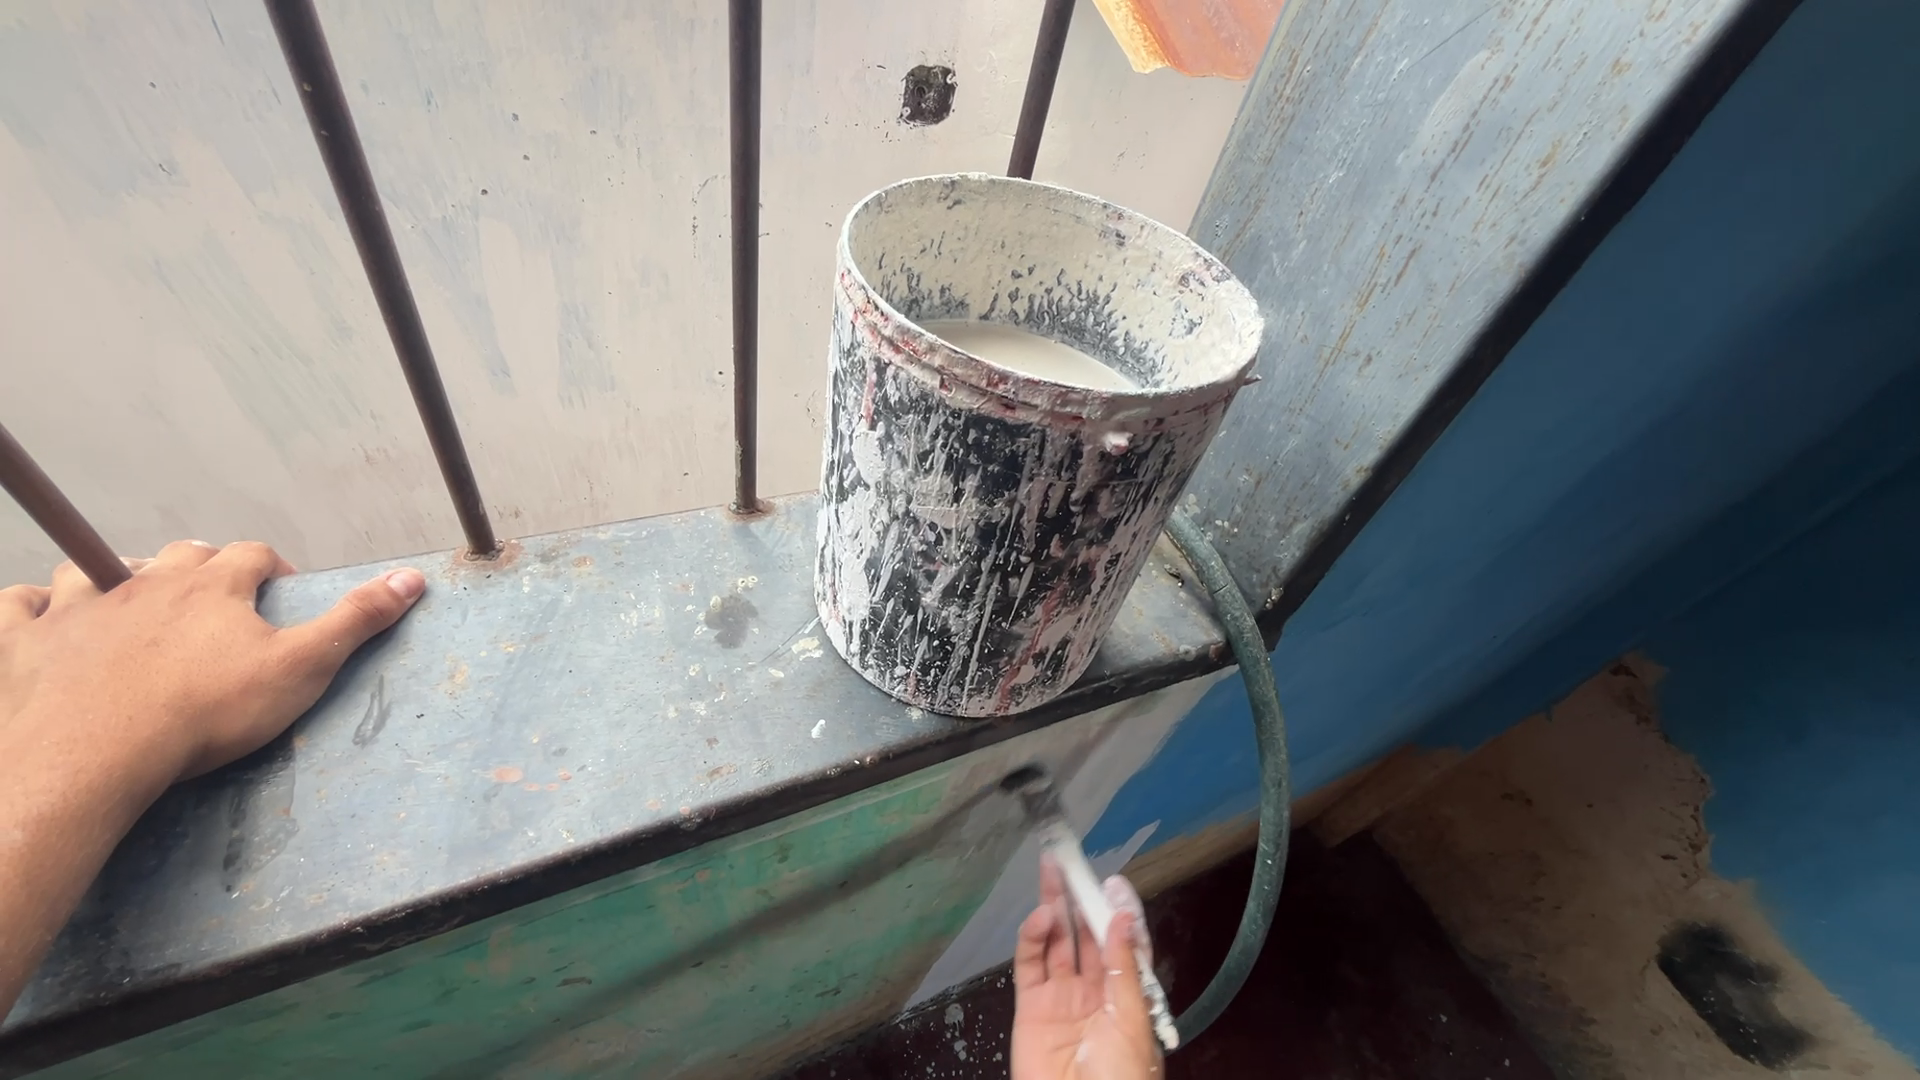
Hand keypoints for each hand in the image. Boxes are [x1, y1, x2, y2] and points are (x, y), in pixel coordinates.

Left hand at [0, 540, 424, 784]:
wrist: (86, 763)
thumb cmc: (207, 711)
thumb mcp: (305, 666)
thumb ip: (359, 618)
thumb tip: (413, 576)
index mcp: (213, 586)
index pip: (252, 554)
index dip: (273, 569)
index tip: (282, 597)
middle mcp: (144, 584)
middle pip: (179, 556)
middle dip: (202, 569)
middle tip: (217, 604)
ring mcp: (73, 611)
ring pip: (91, 570)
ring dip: (115, 577)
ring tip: (132, 605)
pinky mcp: (18, 645)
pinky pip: (12, 607)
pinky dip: (27, 607)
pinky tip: (41, 618)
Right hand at [1011, 858, 1162, 1079]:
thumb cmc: (1120, 1079)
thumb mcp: (1132, 1025)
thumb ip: (1122, 968)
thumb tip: (1122, 916)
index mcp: (1127, 997)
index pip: (1123, 944)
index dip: (1119, 913)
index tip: (1114, 882)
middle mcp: (1095, 991)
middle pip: (1087, 935)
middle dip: (1079, 898)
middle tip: (1070, 862)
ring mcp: (1062, 998)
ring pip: (1058, 942)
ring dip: (1055, 907)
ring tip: (1052, 873)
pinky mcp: (1032, 1007)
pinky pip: (1031, 965)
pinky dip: (1032, 937)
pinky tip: (1040, 917)